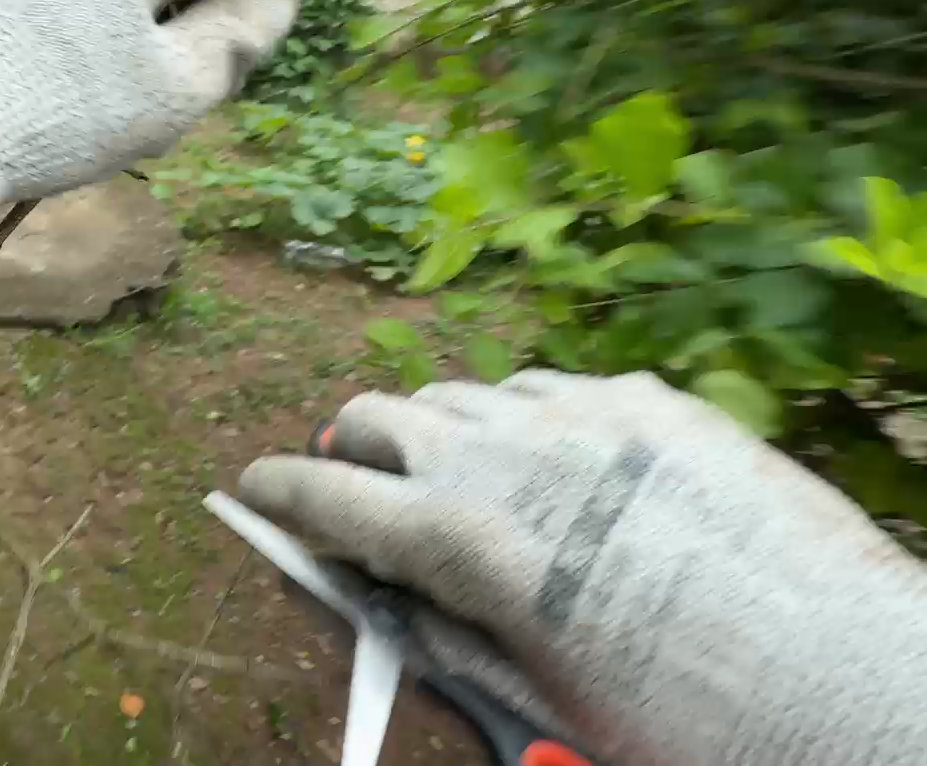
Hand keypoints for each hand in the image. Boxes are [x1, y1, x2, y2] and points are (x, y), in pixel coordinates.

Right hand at [240, 371, 926, 765]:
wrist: (885, 705)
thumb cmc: (690, 728)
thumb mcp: (530, 696)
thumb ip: (425, 622)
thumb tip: (354, 576)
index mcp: (458, 538)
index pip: (319, 492)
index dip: (273, 488)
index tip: (252, 484)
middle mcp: (496, 456)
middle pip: (370, 412)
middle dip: (353, 448)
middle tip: (376, 484)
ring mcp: (570, 414)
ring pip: (451, 394)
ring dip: (439, 433)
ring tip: (482, 479)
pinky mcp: (641, 399)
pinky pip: (541, 387)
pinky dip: (525, 421)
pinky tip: (573, 468)